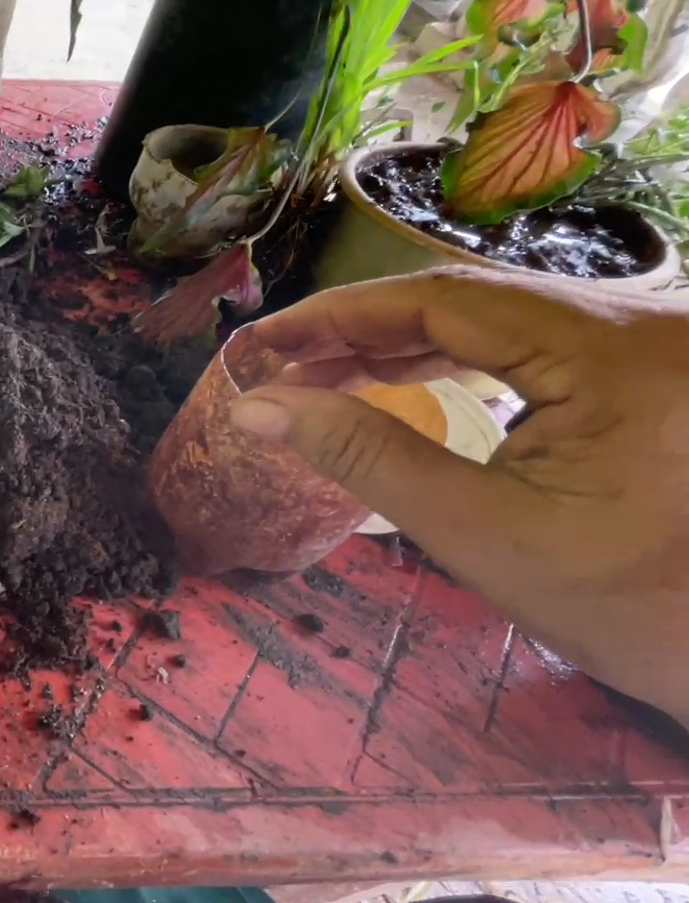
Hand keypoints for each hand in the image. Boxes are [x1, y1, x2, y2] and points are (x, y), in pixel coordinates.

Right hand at [228, 266, 688, 724]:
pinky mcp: (656, 368)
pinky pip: (533, 338)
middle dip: (359, 327)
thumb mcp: (475, 530)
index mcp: (620, 356)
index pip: (445, 300)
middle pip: (471, 298)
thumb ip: (359, 455)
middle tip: (279, 361)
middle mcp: (653, 325)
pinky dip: (451, 354)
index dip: (338, 313)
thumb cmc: (629, 604)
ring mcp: (660, 344)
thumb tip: (254, 406)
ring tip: (321, 372)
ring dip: (398, 340)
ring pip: (498, 314)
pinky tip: (399, 375)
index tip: (262, 339)